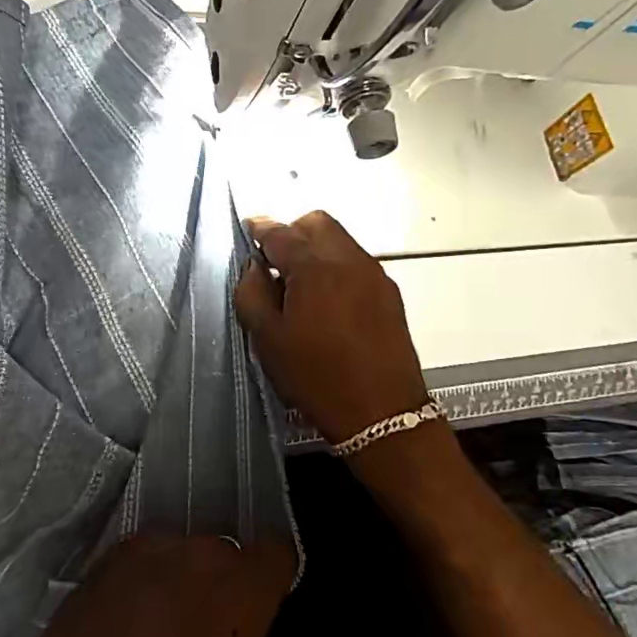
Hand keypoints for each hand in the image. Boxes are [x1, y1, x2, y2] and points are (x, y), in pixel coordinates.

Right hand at [233, 211, 430, 443]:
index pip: (279, 232)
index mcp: (314, 268)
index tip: (247, 233)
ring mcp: (374, 275)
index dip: (258, 229)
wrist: (382, 414)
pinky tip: (325, 301)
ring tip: (300, 285)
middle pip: (316, 223)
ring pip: (339, 239)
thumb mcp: (267, 339)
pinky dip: (335, 266)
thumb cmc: (315, 377)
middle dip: (291, 232)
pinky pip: (356, 262)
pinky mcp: (389, 293)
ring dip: (315, 248)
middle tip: (274, 262)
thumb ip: (251, 293)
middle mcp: (348, 260)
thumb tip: (254, 267)